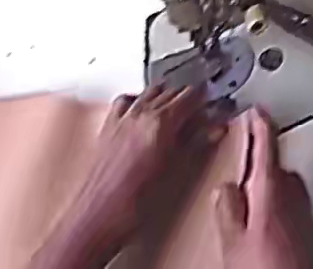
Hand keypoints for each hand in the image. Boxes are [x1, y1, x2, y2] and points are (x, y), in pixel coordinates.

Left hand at [35, 85, 211, 267]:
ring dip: (166, 94)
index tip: (215, 102)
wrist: (95, 221)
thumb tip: (216, 128)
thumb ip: (196, 142)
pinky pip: (127, 101)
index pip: (192, 95)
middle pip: (174, 91)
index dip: (206, 97)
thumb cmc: (133, 204)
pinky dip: (138, 99)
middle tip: (201, 107)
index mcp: (163, 121)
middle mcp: (143, 112)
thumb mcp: (174, 172)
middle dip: (190, 96)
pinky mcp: (109, 126)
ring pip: (152, 92)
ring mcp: (124, 117)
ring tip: (177, 106)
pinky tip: (143, 109)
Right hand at [216, 108, 312, 268]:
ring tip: (244, 208)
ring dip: (263, 185)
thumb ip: (227, 209)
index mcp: (272, 182)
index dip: (258, 119)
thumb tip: (224, 188)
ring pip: (278, 181)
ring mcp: (302, 201)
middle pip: (270, 161)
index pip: (266, 138)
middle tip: (237, 169)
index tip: (254, 108)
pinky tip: (261, 223)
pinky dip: (272, 200)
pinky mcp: (307, 218)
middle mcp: (292, 185)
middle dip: (254, 164)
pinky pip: (286, 197)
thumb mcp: (234, 243)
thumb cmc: (271, 268)